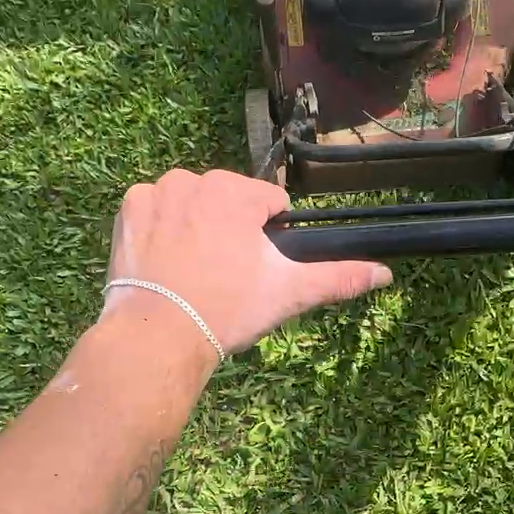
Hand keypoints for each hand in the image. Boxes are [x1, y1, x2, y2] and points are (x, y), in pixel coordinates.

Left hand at [102, 169, 391, 353]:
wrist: (160, 334)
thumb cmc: (230, 309)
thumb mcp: (290, 292)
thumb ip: (339, 277)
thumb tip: (384, 272)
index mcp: (237, 192)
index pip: (270, 202)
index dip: (271, 236)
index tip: (258, 268)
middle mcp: (195, 179)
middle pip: (229, 201)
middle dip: (233, 230)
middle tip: (228, 277)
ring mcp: (157, 192)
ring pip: (194, 204)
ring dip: (199, 228)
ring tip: (198, 274)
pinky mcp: (129, 209)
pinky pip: (158, 210)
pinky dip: (165, 231)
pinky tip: (169, 264)